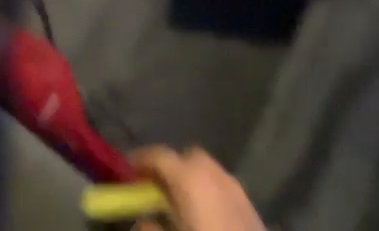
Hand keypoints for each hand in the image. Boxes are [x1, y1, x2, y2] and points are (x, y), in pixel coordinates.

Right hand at [131, 147, 266, 230]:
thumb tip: (144, 221)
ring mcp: (237, 190)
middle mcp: (214, 175)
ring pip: (208, 173)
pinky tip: (205, 218)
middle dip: (170, 168)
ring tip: (180, 206)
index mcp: (190, 177)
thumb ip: (149, 227)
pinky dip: (210, 195)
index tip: (125, 171)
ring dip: (191, 181)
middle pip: (188, 158)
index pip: (158, 155)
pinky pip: (224, 191)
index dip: (139, 160)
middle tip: (155, 189)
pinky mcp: (252, 209)